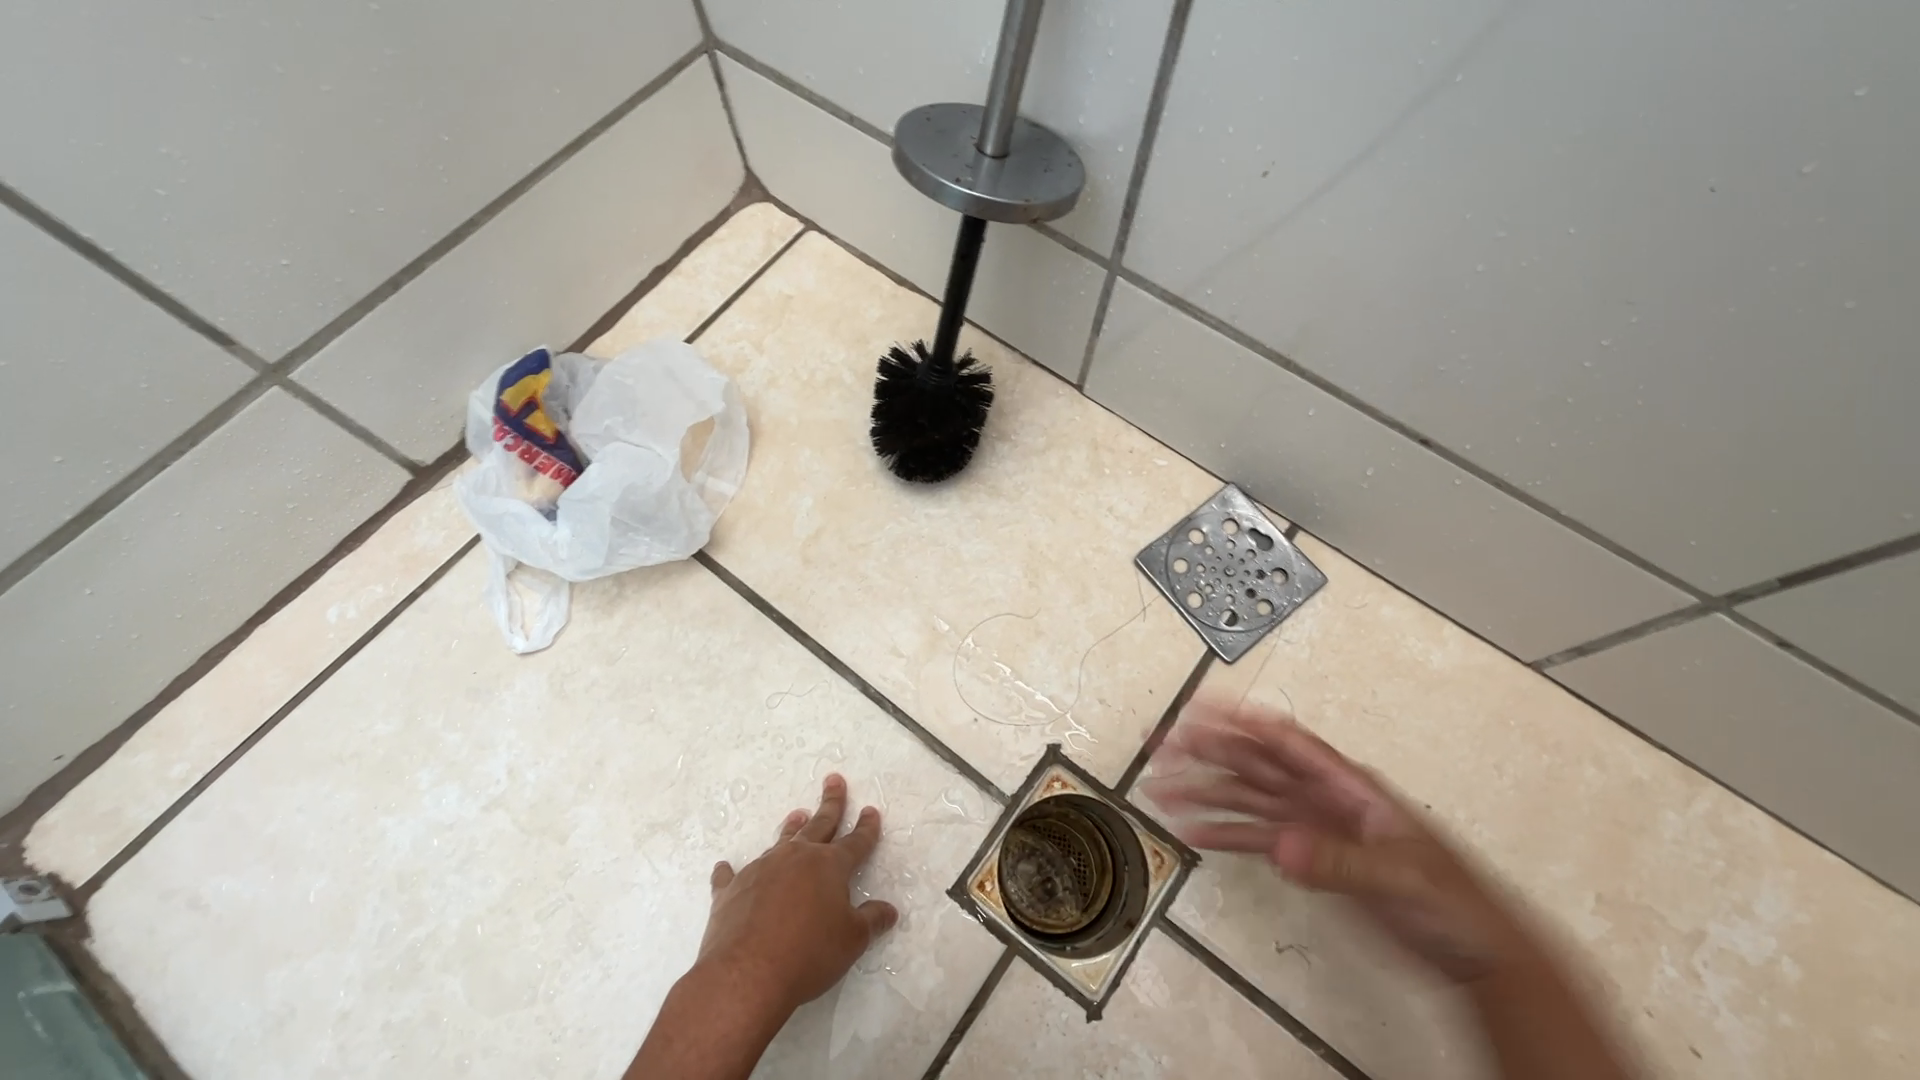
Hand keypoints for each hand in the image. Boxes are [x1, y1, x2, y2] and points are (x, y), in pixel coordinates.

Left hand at [697, 774, 899, 1011]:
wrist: (745, 975)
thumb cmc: (808, 954)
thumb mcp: (852, 941)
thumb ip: (871, 921)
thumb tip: (889, 910)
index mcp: (829, 866)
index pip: (855, 842)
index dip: (866, 828)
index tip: (871, 811)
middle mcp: (796, 858)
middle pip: (819, 825)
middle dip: (831, 803)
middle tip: (834, 780)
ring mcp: (761, 870)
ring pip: (781, 841)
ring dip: (791, 827)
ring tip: (797, 814)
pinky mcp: (731, 890)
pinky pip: (731, 875)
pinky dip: (730, 871)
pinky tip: (725, 867)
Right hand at [1141, 698, 1525, 982]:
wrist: (1475, 949)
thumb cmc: (1454, 902)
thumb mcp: (1400, 876)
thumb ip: (1339, 861)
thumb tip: (1283, 844)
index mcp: (1349, 787)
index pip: (1285, 741)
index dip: (1241, 719)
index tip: (1201, 706)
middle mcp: (1324, 799)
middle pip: (1255, 764)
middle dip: (1207, 751)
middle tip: (1164, 744)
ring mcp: (1314, 828)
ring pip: (1247, 798)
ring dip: (1206, 792)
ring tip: (1166, 789)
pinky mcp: (1309, 859)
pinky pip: (1256, 837)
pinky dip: (1224, 833)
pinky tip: (1198, 833)